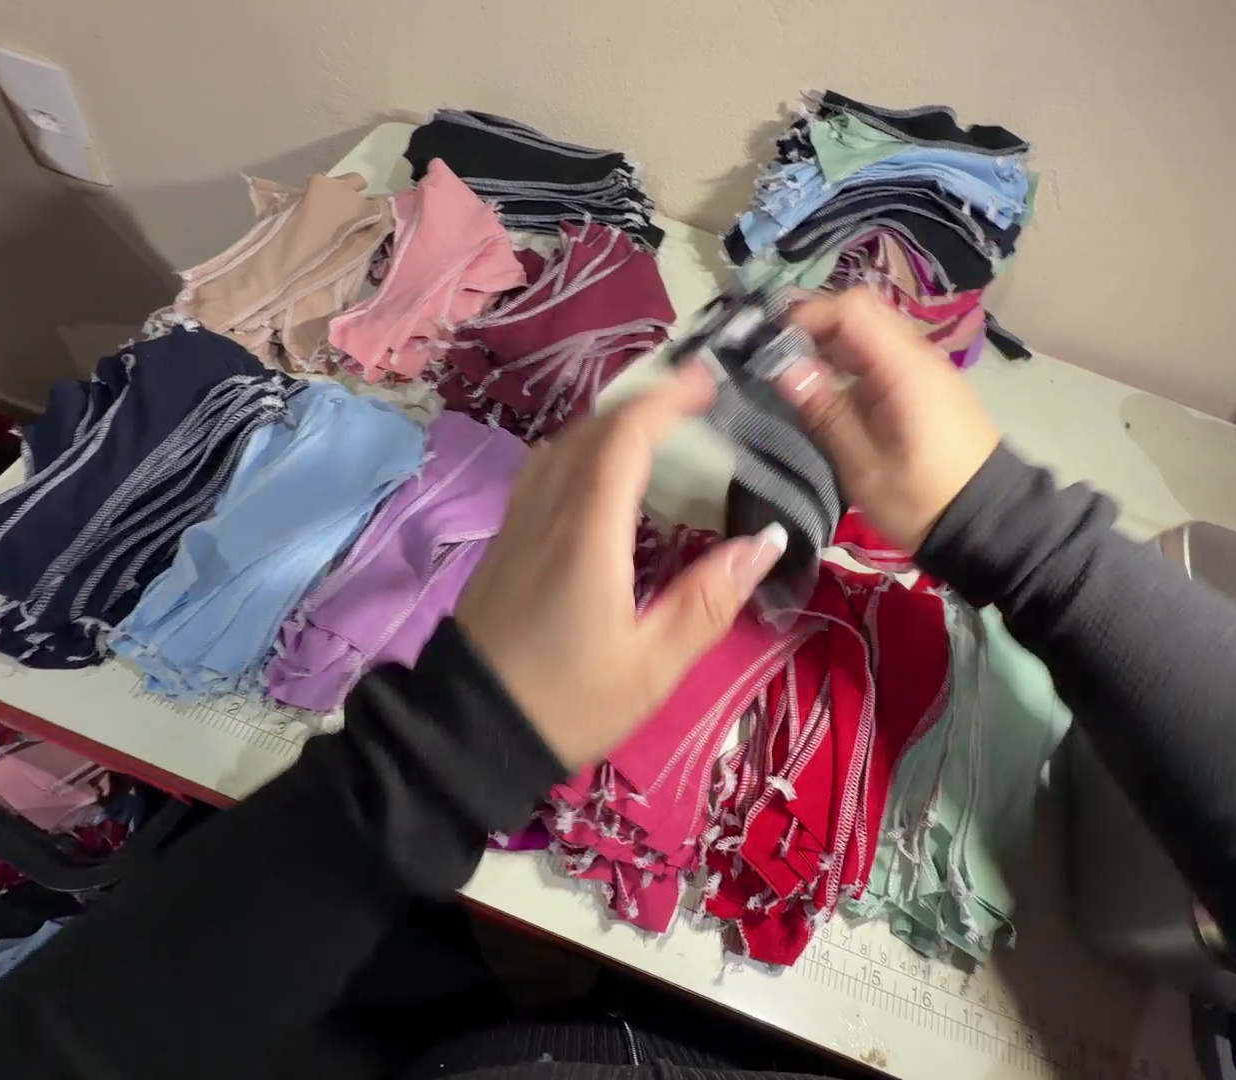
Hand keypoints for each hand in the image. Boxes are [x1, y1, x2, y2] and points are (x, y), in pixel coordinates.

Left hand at [455, 363, 786, 769]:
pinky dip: (580, 450)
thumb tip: (764, 541)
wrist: (470, 731)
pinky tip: (599, 475)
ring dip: (609, 424)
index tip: (706, 380)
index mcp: (586, 536)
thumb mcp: (650, 667)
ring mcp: (518, 525)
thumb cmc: (567, 703)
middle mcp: (546, 514)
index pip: (622, 440)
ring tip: (654, 430)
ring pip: (561, 447)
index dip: (665, 401)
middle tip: (693, 401)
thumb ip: (707, 601)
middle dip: (643, 403)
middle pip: (591, 432)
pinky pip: (543, 472)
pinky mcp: (505, 542)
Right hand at [775, 289, 1001, 551]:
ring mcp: (924, 370)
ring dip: (829, 346)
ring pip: (870, 334)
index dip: (807, 315)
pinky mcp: (923, 387)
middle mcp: (917, 357)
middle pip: (861, 314)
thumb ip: (824, 410)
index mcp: (904, 370)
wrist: (983, 522)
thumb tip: (783, 367)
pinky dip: (847, 362)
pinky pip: (880, 357)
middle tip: (773, 357)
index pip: (852, 310)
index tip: (771, 341)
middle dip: (813, 327)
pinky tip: (826, 391)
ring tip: (792, 374)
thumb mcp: (863, 465)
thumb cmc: (920, 498)